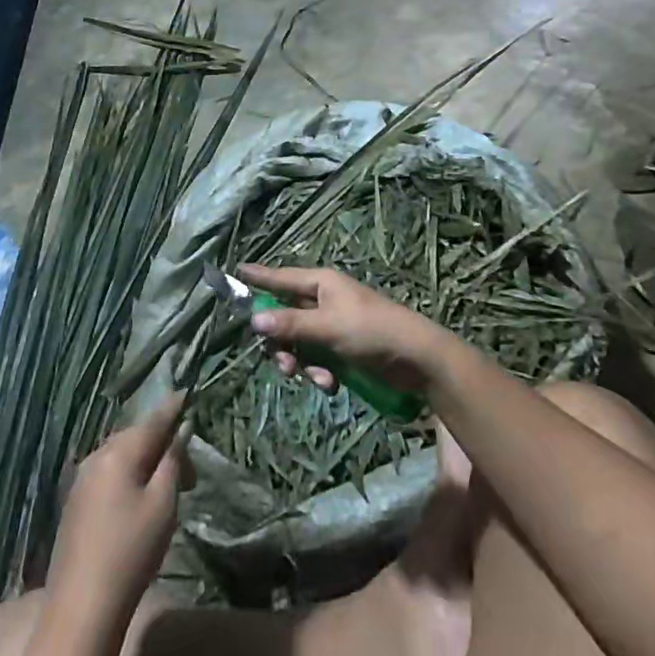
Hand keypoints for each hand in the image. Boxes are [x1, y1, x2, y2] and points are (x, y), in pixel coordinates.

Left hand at [29, 395, 190, 655]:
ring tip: (167, 485)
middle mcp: (96, 456)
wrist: (83, 602)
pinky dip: (128, 474)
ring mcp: (81, 479)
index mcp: (118, 453)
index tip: (186, 392)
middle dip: (162, 444)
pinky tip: (138, 496)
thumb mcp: (163, 504)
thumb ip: (172, 463)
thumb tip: (180, 433)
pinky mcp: (75, 501)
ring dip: (145, 461)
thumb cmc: (131, 549)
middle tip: (189, 471)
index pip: (152, 421)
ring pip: (120, 455)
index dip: (172, 408)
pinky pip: (108, 473)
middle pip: (135, 437)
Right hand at [236, 265, 458, 392]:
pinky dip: (319, 371)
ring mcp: (332, 325)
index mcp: (320, 283)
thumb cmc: (372, 331)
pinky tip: (331, 384)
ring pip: (298, 342)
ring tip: (318, 380)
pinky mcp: (341, 348)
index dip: (257, 277)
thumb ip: (290, 324)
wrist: (419, 359)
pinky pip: (316, 357)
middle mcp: (323, 300)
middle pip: (283, 317)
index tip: (235, 271)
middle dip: (281, 344)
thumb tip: (254, 320)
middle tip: (285, 365)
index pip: (280, 277)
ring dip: (302, 363)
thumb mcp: (328, 327)